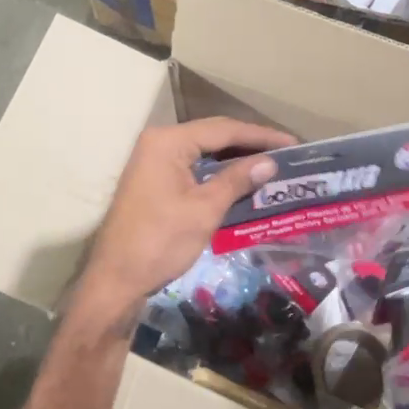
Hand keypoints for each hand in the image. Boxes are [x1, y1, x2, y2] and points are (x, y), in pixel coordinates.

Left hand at [75, 118, 295, 320]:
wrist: (116, 280)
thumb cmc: (160, 242)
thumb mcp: (204, 210)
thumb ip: (236, 180)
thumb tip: (269, 163)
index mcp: (168, 141)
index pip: (222, 129)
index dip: (260, 135)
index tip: (293, 143)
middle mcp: (159, 141)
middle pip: (213, 135)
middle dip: (249, 143)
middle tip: (286, 152)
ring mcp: (154, 159)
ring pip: (203, 150)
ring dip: (235, 158)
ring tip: (271, 163)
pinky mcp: (154, 178)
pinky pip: (193, 165)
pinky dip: (217, 171)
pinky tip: (242, 178)